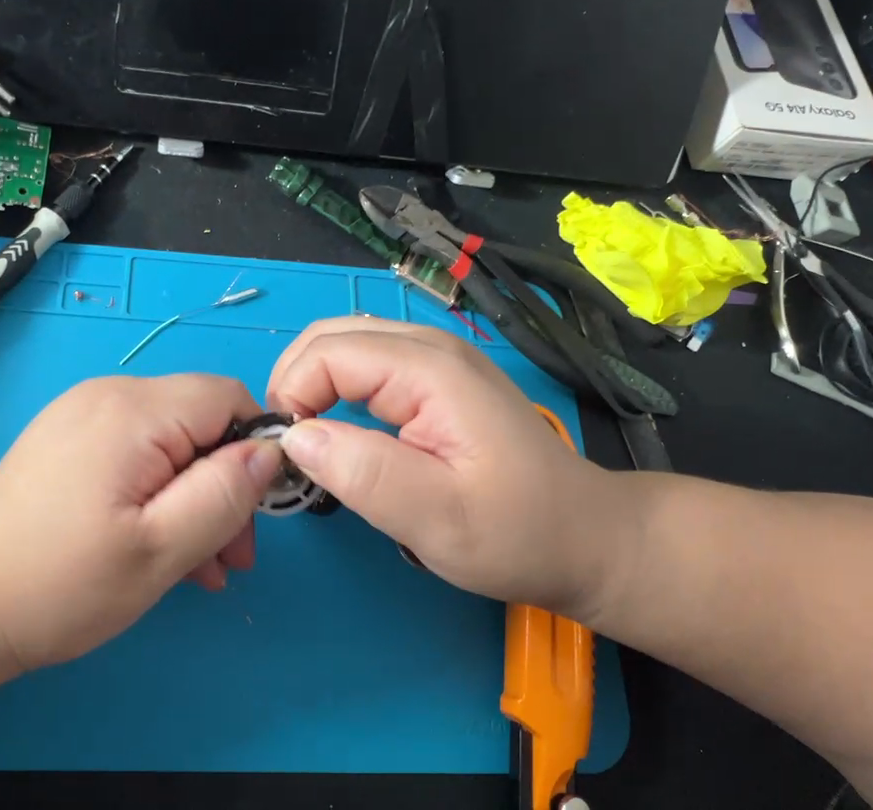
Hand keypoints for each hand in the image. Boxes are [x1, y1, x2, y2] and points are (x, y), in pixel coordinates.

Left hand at [0, 375, 282, 672]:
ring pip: (171, 442)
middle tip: (231, 557)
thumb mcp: (159, 549)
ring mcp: (83, 415)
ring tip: (202, 567)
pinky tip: (162, 551)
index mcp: (134, 411)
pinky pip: (137, 454)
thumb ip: (223, 494)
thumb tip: (270, 452)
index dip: (255, 448)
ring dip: (195, 498)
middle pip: (200, 421)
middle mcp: (109, 396)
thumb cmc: (63, 582)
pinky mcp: (68, 440)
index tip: (256, 513)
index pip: (227, 397)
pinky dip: (159, 494)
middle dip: (225, 484)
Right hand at [265, 318, 623, 617]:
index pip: (326, 353)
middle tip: (292, 449)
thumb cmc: (515, 532)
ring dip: (312, 385)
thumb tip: (295, 437)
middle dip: (294, 384)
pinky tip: (343, 433)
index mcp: (430, 369)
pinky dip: (337, 389)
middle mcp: (429, 346)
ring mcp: (436, 356)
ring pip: (343, 345)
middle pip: (329, 336)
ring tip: (311, 444)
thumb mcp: (437, 518)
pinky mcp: (437, 375)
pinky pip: (366, 363)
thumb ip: (363, 473)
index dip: (292, 396)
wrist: (585, 536)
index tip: (287, 456)